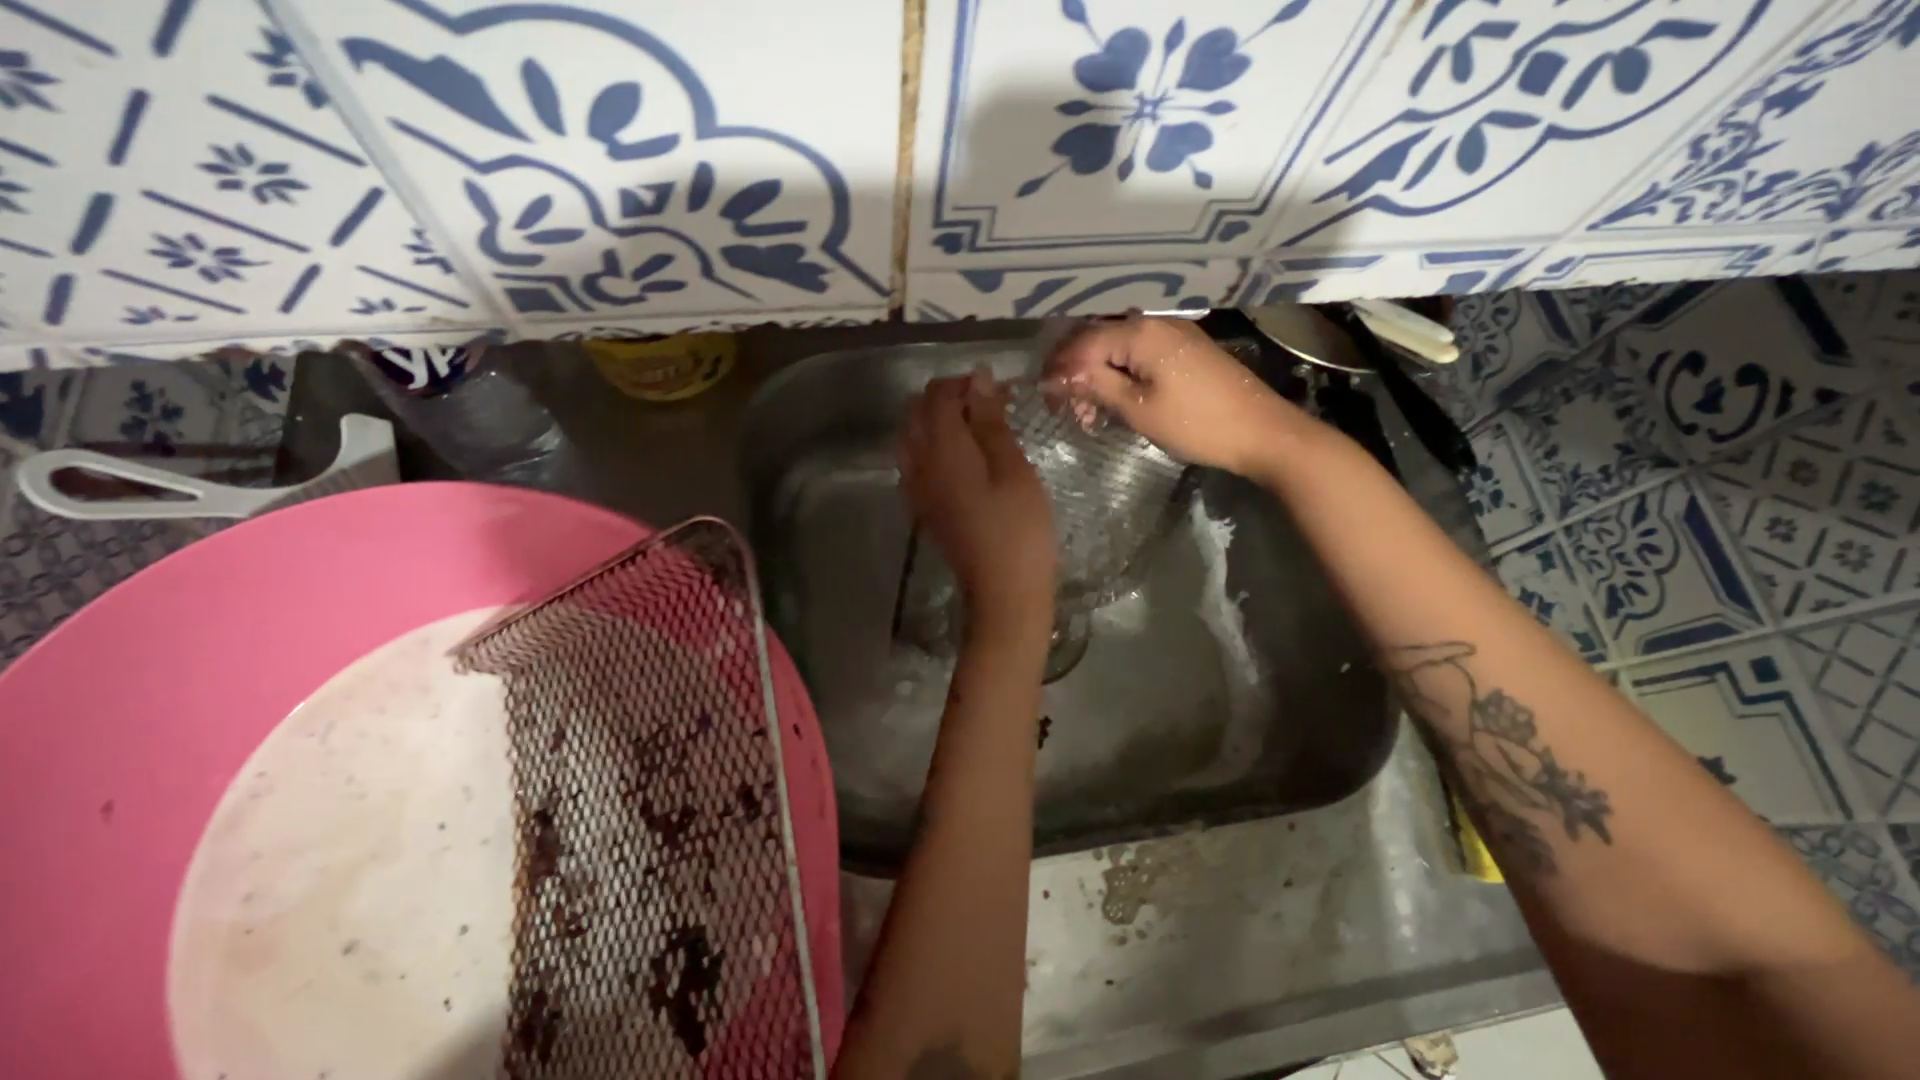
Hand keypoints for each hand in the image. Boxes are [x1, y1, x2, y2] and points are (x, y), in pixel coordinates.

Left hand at [898, 371, 1056, 632]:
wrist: (1003, 590)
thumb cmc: (1019, 528)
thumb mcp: (1013, 468)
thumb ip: (990, 422)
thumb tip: (978, 379)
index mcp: (941, 449)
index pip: (937, 396)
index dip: (963, 383)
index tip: (998, 388)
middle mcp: (918, 463)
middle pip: (915, 412)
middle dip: (946, 399)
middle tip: (988, 406)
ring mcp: (916, 487)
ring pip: (910, 436)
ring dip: (935, 422)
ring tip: (975, 429)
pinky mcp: (922, 506)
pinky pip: (914, 461)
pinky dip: (931, 446)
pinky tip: (962, 458)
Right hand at [1045, 316, 1309, 476]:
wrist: (1261, 432)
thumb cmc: (1196, 423)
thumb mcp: (1138, 409)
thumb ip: (1096, 385)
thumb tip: (1059, 374)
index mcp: (1140, 332)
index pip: (1081, 343)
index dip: (1059, 370)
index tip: (1045, 400)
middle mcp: (1154, 322)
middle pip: (1098, 338)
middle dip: (1075, 372)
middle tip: (1064, 409)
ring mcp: (1173, 333)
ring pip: (1118, 347)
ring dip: (1097, 376)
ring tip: (1089, 415)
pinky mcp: (1186, 349)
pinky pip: (1140, 354)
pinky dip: (1121, 374)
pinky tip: (1116, 401)